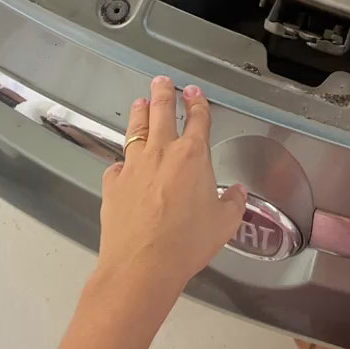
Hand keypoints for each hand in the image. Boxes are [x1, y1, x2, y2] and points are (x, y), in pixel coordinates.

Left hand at [94, 76, 247, 296]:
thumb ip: (233, 202)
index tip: (194, 92)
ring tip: (140, 102)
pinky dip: (122, 161)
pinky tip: (122, 163)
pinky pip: (117, 165)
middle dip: (163, 93)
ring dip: (140, 113)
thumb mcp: (224, 223)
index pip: (198, 118)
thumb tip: (237, 193)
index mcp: (193, 154)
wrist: (142, 267)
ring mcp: (134, 166)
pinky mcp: (112, 185)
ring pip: (137, 130)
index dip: (198, 102)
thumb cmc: (187, 242)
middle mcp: (162, 152)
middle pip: (162, 112)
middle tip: (162, 81)